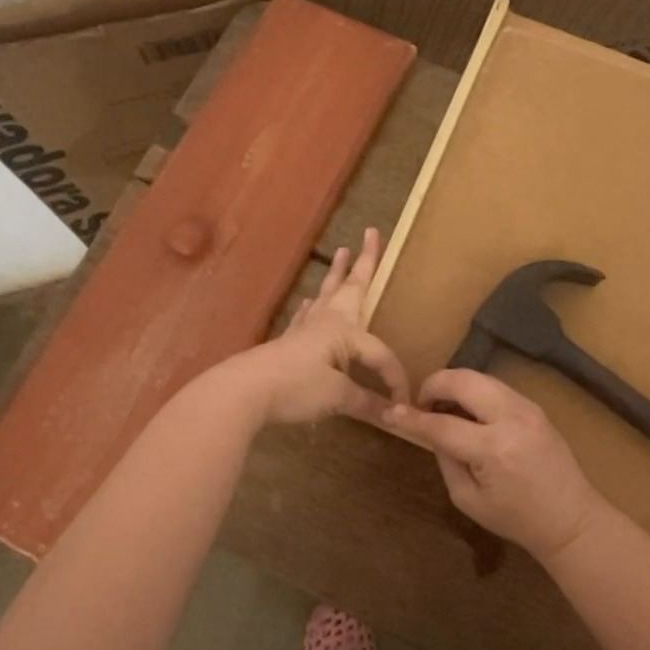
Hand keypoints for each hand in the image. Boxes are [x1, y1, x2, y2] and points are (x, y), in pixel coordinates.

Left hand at [220, 228, 407, 426]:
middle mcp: (326, 321)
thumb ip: (367, 403)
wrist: (246, 390)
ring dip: (336, 274)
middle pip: (350, 286)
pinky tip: (309, 301)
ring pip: (326, 294)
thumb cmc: (296, 386)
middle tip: (372, 233)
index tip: (403, 404)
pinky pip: (307, 315)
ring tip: (341, 251)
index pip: (380, 353)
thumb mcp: (337, 397)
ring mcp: (305, 328)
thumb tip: (395, 416)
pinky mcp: (289, 341)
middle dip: (365, 262)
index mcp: (344, 331)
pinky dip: (312, 305)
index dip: (394, 378)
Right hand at [382, 369, 607, 560]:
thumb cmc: (516, 519)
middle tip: (422, 403)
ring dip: (455, 385)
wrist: (570, 519)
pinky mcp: (534, 406)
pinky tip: (468, 411)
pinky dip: (475, 391)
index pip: (442, 424)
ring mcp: (527, 407)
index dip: (413, 418)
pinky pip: (496, 386)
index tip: (392, 412)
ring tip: (443, 406)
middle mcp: (511, 419)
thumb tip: (430, 431)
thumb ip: (446, 460)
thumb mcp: (468, 500)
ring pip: (479, 377)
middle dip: (435, 384)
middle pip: (463, 380)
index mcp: (493, 449)